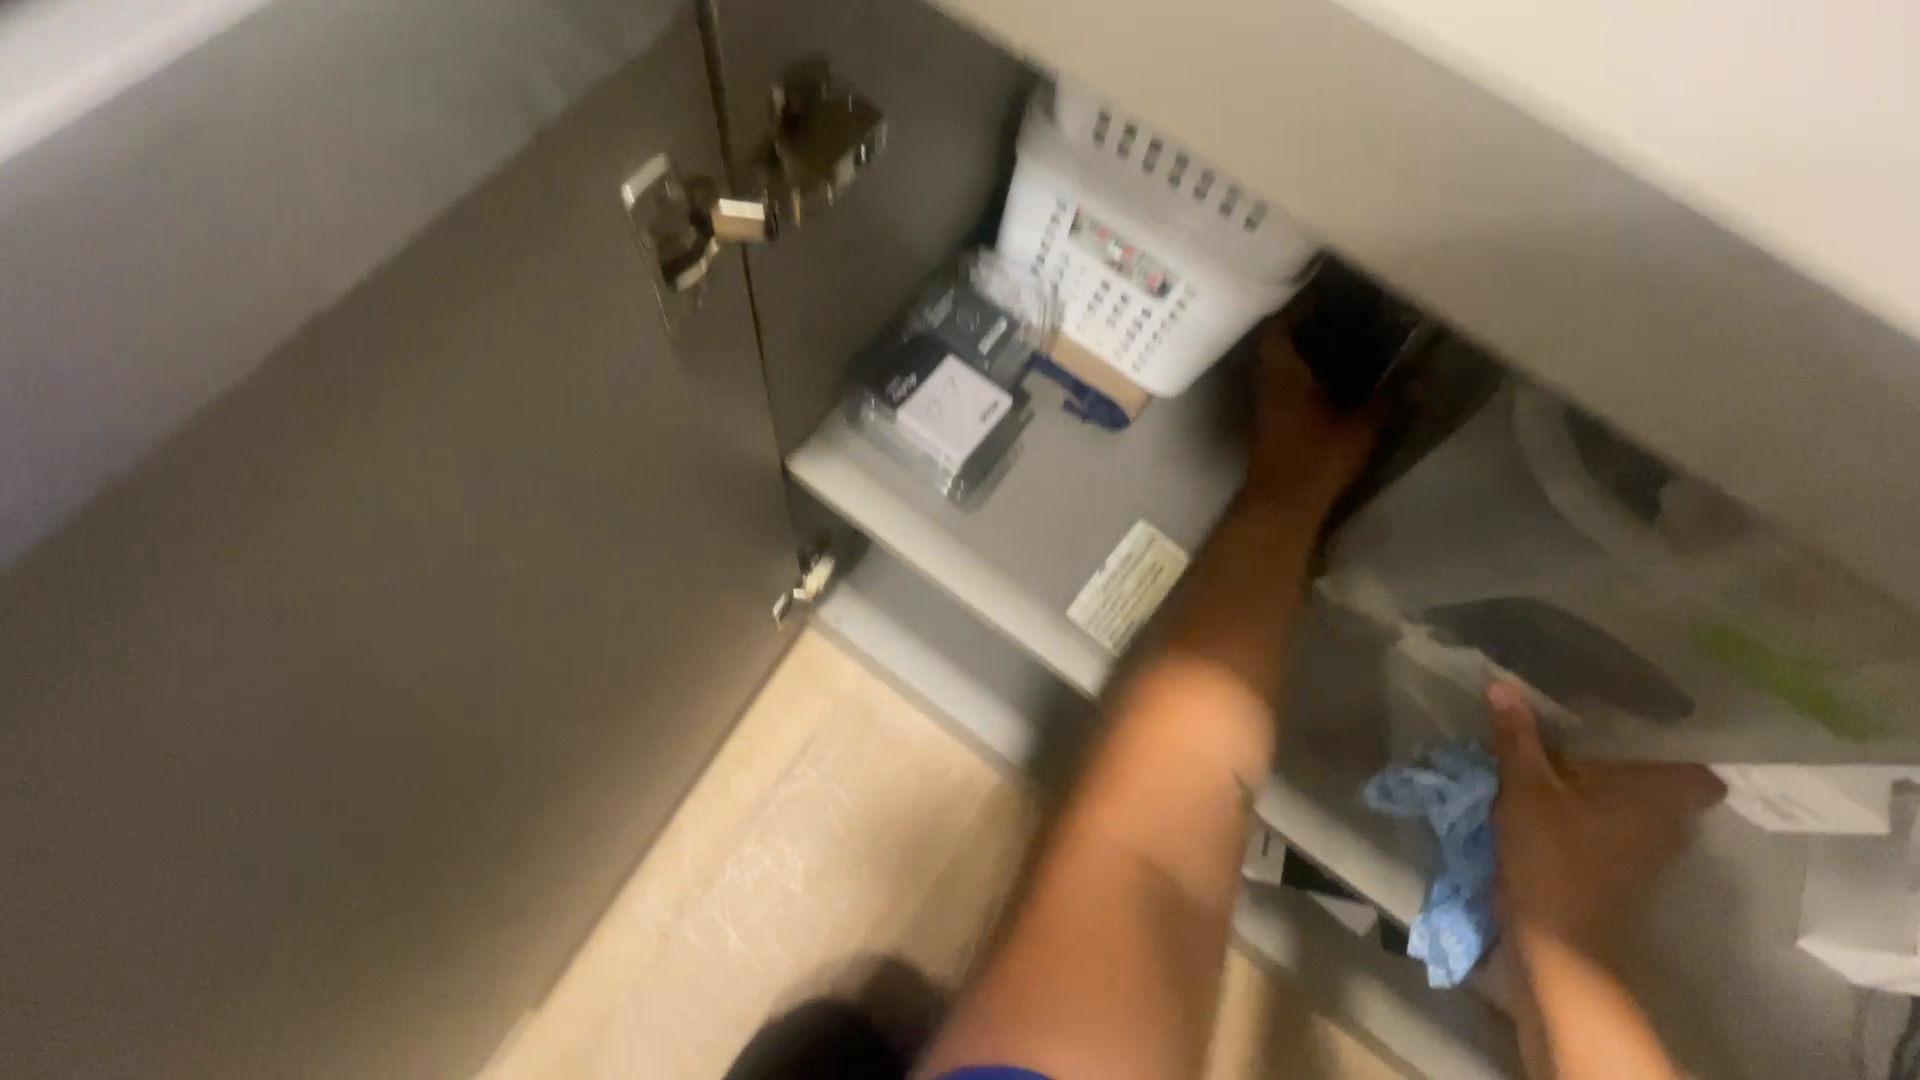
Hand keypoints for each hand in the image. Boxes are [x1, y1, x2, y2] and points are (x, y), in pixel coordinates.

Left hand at [1242, 316, 1379, 519]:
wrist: (1282, 505)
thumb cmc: (1316, 458)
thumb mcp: (1362, 425)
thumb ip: (1393, 396)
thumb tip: (1427, 371)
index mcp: (1281, 373)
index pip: (1278, 327)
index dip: (1297, 308)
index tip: (1326, 296)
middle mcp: (1267, 385)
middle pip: (1279, 346)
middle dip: (1307, 329)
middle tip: (1345, 315)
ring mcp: (1267, 407)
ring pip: (1282, 369)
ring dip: (1307, 355)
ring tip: (1347, 341)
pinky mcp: (1273, 426)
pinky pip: (1287, 389)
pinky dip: (1308, 378)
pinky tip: (1337, 381)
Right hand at [1489, 683, 1723, 961]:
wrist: (1555, 937)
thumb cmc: (1551, 855)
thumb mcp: (1524, 788)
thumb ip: (1516, 737)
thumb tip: (1502, 683)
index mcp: (1657, 795)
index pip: (1698, 763)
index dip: (1677, 739)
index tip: (1641, 712)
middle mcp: (1667, 819)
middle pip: (1663, 776)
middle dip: (1630, 751)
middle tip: (1591, 715)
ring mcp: (1647, 845)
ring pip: (1637, 797)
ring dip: (1609, 776)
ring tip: (1569, 742)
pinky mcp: (1621, 861)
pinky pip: (1616, 816)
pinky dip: (1595, 800)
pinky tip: (1560, 782)